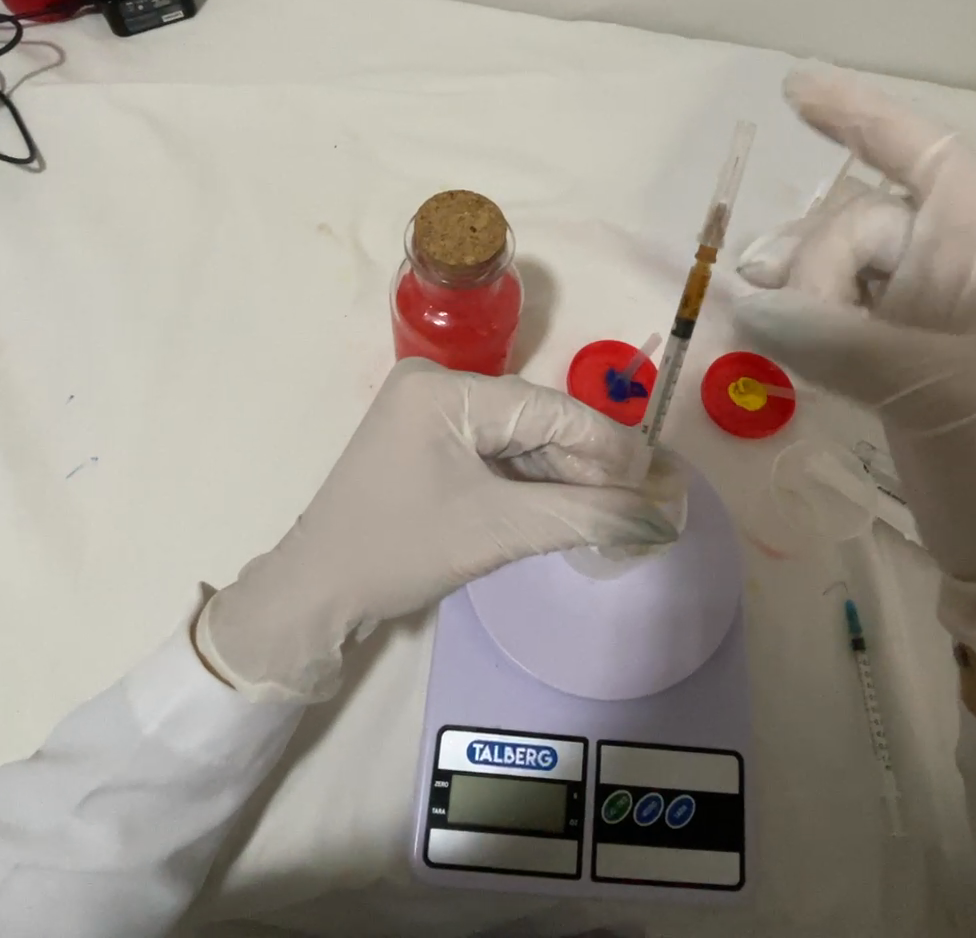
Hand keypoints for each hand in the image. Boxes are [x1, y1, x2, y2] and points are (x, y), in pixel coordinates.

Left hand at [196, 358, 677, 701]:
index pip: (547, 409)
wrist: (318, 591)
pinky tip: (568, 503)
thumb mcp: (496, 531)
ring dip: (564, 475)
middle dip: (587, 464)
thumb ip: (583, 515)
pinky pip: (496, 451)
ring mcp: (430, 411)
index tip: (656, 477)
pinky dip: (532, 480)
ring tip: (613, 508)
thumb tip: (657, 514)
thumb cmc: (398, 553)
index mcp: (443, 390)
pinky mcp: (430, 438)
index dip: (607, 444)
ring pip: (520, 437)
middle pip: (536, 420)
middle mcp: (436, 384)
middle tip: (640, 500)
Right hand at [735, 64, 975, 701]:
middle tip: (785, 320)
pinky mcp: (907, 372)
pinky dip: (807, 327)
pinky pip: (843, 325)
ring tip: (764, 320)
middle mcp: (966, 279)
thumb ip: (843, 341)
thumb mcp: (944, 395)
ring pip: (847, 277)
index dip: (864, 120)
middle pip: (865, 226)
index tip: (795, 92)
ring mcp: (933, 328)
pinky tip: (777, 341)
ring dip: (802, 291)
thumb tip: (749, 303)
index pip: (929, 161)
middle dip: (816, 260)